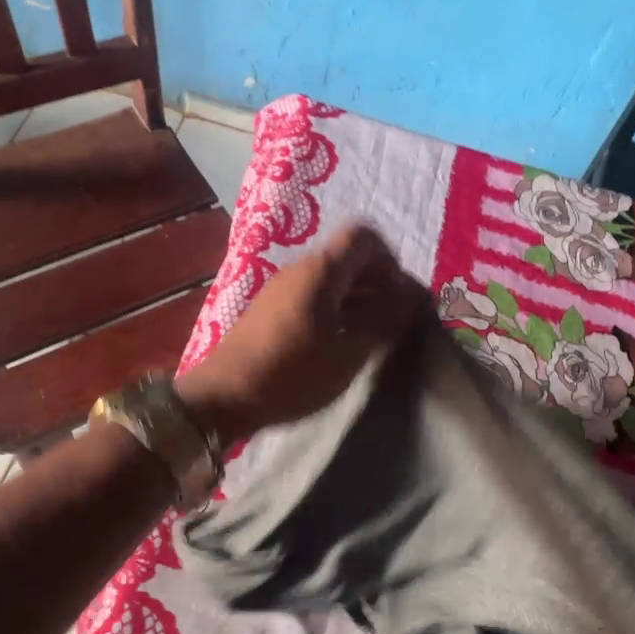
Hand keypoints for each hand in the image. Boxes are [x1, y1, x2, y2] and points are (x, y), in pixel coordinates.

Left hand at [176, 223, 422, 440]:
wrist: (224, 397)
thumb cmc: (292, 373)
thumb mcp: (348, 353)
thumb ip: (383, 321)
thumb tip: (409, 298)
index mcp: (322, 270)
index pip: (364, 236)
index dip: (390, 259)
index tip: (399, 294)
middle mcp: (301, 269)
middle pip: (348, 257)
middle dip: (378, 280)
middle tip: (395, 318)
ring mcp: (283, 288)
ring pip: (331, 278)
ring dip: (358, 297)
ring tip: (372, 334)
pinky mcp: (272, 309)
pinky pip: (313, 295)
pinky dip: (336, 309)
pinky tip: (341, 341)